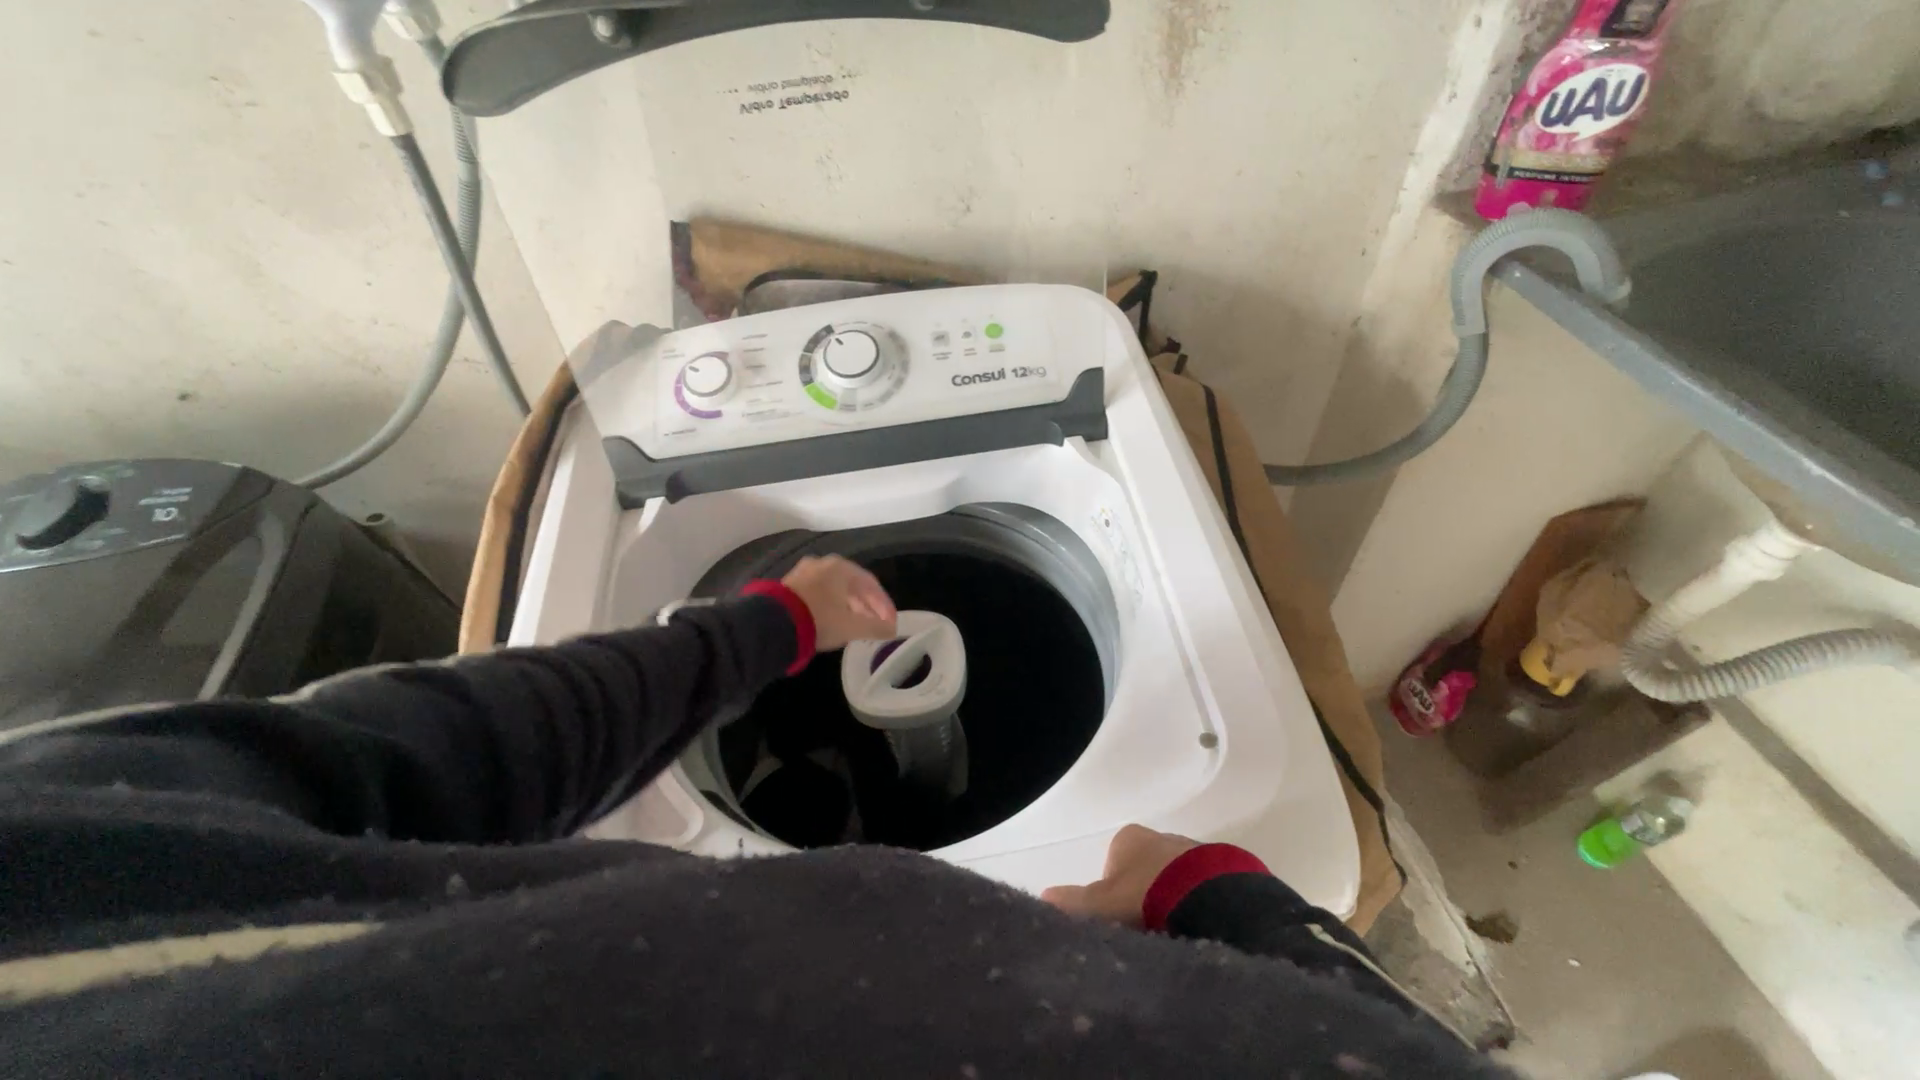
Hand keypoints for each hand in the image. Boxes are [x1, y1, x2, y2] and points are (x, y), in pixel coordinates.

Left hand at [782, 556, 897, 652]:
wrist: (772, 624)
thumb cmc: (819, 619)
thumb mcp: (852, 626)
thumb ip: (876, 627)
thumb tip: (891, 630)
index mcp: (841, 567)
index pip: (871, 584)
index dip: (884, 605)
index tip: (890, 623)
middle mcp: (823, 564)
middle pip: (852, 585)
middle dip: (867, 606)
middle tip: (875, 624)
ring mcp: (803, 572)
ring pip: (834, 589)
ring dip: (848, 606)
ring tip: (856, 625)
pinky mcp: (789, 586)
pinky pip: (818, 594)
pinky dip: (830, 606)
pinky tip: (833, 620)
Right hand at [1040, 824, 1198, 926]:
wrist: (1209, 899)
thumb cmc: (1146, 896)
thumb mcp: (1101, 904)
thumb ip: (1073, 901)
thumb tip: (1043, 897)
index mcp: (1128, 838)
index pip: (1113, 863)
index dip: (1112, 893)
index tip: (1120, 919)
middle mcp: (1160, 836)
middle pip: (1145, 869)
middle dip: (1145, 894)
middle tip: (1146, 928)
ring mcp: (1193, 850)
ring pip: (1175, 878)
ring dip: (1173, 898)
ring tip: (1175, 931)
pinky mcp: (1222, 867)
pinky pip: (1202, 886)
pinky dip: (1198, 902)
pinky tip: (1199, 925)